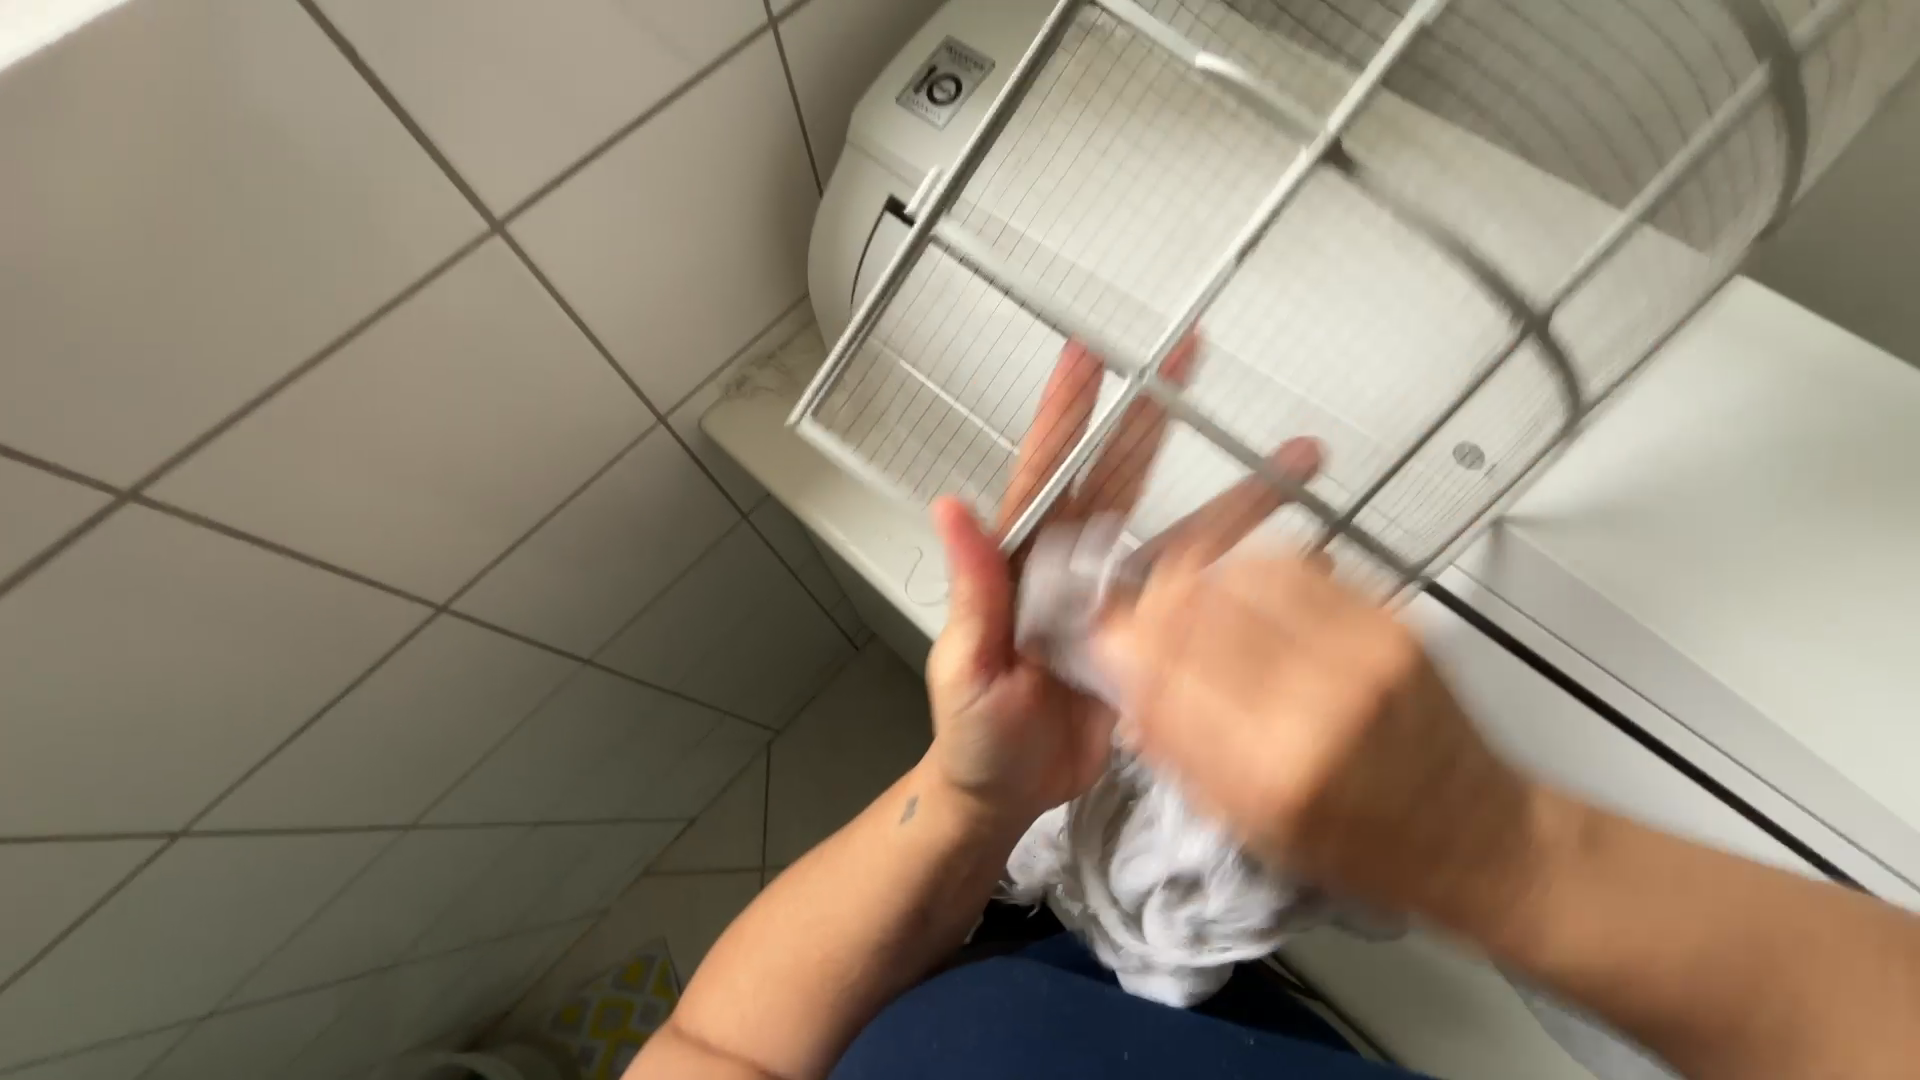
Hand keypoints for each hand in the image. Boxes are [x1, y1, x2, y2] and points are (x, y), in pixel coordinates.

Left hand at [924, 336, 1322, 826]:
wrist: (1009, 790)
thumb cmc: (974, 732)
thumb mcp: (964, 664)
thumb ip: (971, 591)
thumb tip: (949, 507)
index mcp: (1021, 562)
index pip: (1046, 472)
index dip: (1067, 413)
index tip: (1088, 354)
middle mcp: (1074, 566)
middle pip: (1120, 477)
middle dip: (1154, 416)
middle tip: (1190, 358)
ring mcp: (1117, 599)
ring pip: (1179, 533)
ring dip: (1233, 497)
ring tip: (1291, 460)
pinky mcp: (1151, 639)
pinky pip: (1196, 595)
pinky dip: (1238, 570)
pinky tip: (1283, 548)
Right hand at [1097, 548, 1550, 926]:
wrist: (1472, 832)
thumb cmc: (1359, 845)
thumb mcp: (1251, 826)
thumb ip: (1180, 749)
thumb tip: (1125, 678)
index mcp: (1272, 769)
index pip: (1165, 671)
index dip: (1123, 640)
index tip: (1107, 634)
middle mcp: (1317, 701)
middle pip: (1196, 607)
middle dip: (1151, 600)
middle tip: (1141, 610)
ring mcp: (1361, 651)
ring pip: (1240, 572)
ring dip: (1196, 578)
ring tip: (1184, 596)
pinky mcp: (1390, 620)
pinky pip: (1296, 564)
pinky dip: (1250, 568)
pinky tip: (1238, 589)